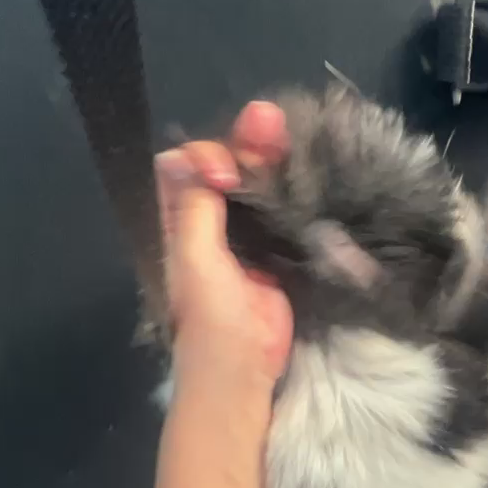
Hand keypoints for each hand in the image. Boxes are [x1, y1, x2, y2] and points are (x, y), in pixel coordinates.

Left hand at [154, 102, 294, 397]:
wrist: (245, 367)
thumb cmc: (212, 318)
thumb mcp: (195, 258)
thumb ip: (193, 208)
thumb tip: (184, 154)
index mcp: (180, 221)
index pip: (187, 166)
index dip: (206, 156)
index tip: (229, 171)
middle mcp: (211, 222)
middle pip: (226, 168)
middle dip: (245, 143)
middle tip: (270, 121)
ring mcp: (247, 237)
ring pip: (257, 186)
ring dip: (271, 159)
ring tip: (285, 131)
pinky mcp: (277, 254)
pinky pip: (283, 213)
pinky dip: (294, 192)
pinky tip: (307, 172)